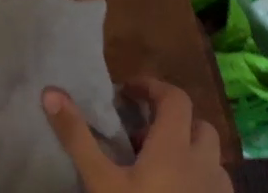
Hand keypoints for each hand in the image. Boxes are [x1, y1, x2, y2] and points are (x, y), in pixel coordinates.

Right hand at [42, 78, 230, 192]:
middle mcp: (204, 165)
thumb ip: (77, 136)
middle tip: (140, 133)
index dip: (152, 86)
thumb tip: (50, 92)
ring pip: (212, 158)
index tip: (126, 91)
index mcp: (175, 149)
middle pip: (199, 124)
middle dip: (173, 120)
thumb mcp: (100, 181)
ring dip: (189, 150)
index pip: (175, 98)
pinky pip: (217, 186)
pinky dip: (199, 178)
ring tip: (158, 166)